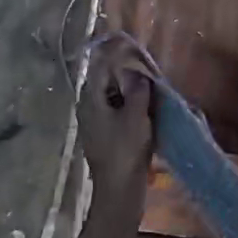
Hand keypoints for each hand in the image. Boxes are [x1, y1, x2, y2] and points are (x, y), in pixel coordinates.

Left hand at [77, 54, 152, 201]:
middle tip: (144, 63)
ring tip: (148, 81)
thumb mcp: (136, 116)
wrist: (119, 193)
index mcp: (91, 99)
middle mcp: (88, 107)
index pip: (101, 66)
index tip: (131, 44)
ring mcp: (95, 122)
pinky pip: (116, 111)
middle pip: (105, 80)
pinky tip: (146, 106)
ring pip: (112, 96)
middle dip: (124, 70)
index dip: (116, 53)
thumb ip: (137, 90)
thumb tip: (138, 71)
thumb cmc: (125, 151)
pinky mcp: (105, 135)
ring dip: (128, 88)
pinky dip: (129, 104)